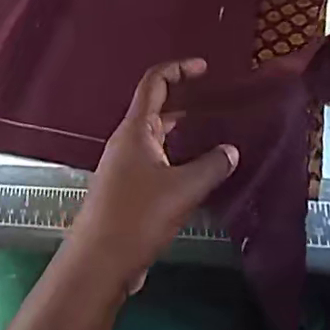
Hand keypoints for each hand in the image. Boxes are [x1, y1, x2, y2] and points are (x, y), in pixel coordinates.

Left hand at [68, 58, 239, 295]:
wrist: (98, 262)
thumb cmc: (137, 216)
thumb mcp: (181, 190)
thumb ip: (210, 167)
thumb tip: (231, 150)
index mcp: (136, 128)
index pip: (154, 82)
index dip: (178, 69)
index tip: (204, 67)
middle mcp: (128, 139)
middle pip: (156, 106)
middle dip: (184, 99)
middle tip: (215, 101)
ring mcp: (125, 163)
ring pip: (157, 135)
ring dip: (182, 130)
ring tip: (213, 132)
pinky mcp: (127, 187)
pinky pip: (156, 158)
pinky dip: (176, 155)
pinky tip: (196, 170)